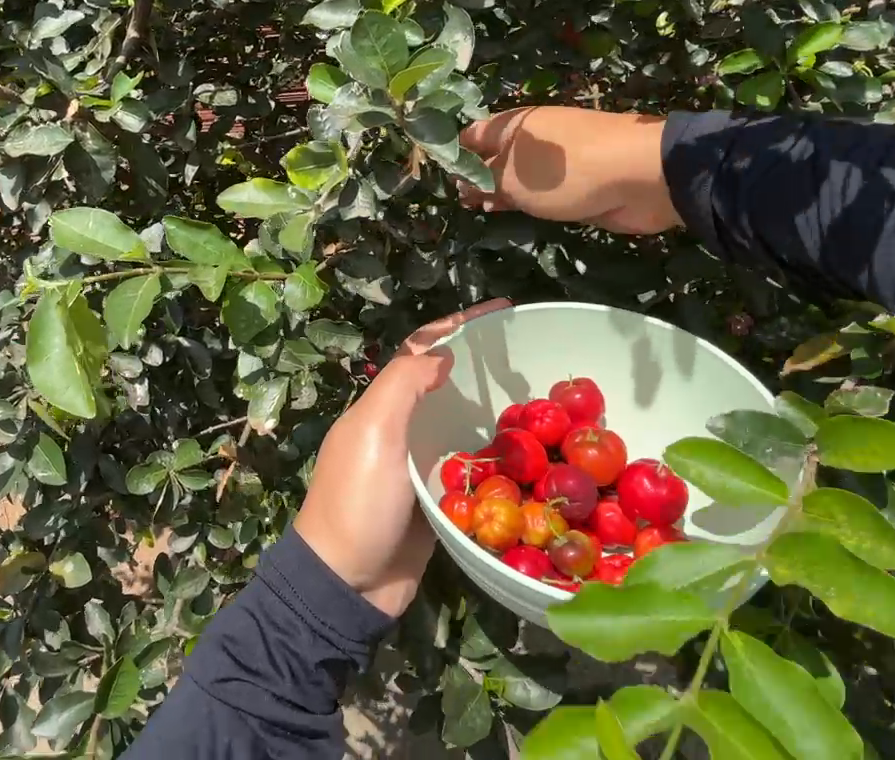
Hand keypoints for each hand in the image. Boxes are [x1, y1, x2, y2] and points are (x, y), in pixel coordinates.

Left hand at [293, 299, 512, 616]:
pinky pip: (474, 467)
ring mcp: (421, 464)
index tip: (502, 311)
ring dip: (498, 408)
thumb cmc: (358, 502)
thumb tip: (443, 353)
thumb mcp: (373, 434)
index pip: (422, 350)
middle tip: (534, 359)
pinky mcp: (439, 500)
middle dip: (484, 364)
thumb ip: (402, 387)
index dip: (458, 325)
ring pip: (463, 423)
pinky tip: (532, 452)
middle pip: (446, 383)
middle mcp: (401, 427)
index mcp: (381, 405)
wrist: (348, 584)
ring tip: (546, 401)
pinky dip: (499, 455)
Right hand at [457, 107, 681, 234]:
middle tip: (450, 199)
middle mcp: (528, 138)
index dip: (450, 154)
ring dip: (494, 189)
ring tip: (472, 208)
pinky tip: (502, 211)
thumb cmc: (566, 172)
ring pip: (512, 174)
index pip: (468, 135)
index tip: (433, 176)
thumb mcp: (511, 179)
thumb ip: (482, 182)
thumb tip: (460, 184)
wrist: (640, 176)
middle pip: (490, 154)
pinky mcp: (571, 181)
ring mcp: (551, 160)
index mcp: (510, 125)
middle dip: (470, 175)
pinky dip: (518, 198)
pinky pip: (534, 189)